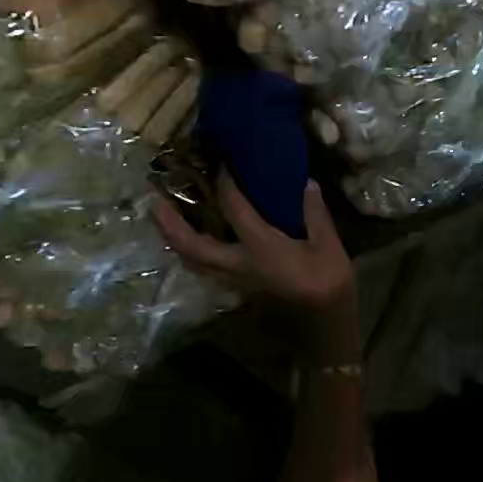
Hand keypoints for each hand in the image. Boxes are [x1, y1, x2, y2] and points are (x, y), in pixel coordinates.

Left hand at [153, 174, 354, 317]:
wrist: (327, 318)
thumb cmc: (328, 280)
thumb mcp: (328, 243)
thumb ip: (315, 213)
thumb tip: (307, 183)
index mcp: (260, 247)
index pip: (234, 208)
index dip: (226, 183)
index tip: (222, 162)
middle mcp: (239, 264)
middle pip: (193, 245)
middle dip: (170, 224)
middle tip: (153, 201)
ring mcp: (237, 279)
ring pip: (194, 262)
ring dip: (175, 241)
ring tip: (164, 220)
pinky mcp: (241, 287)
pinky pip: (205, 270)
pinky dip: (192, 255)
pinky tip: (193, 244)